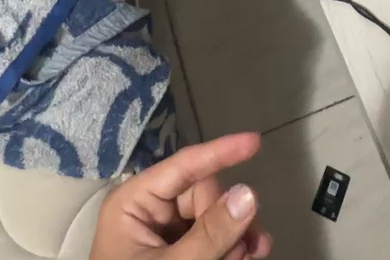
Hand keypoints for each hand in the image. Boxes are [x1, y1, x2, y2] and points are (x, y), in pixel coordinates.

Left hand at [91, 134, 272, 259]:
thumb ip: (210, 235)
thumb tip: (249, 192)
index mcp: (135, 203)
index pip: (185, 166)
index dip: (221, 152)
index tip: (255, 141)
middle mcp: (150, 210)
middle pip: (204, 195)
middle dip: (227, 220)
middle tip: (242, 252)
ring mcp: (165, 233)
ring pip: (214, 217)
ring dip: (236, 237)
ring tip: (250, 258)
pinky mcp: (178, 252)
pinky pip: (213, 238)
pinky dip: (231, 248)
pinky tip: (250, 257)